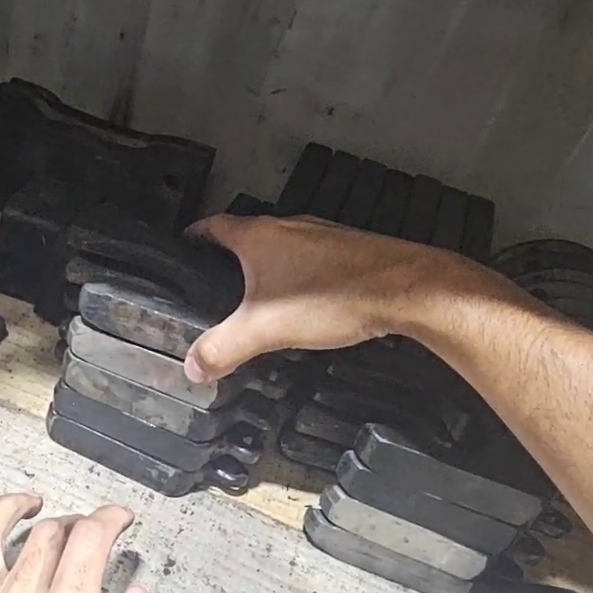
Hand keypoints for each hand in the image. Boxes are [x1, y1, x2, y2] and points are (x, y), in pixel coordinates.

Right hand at [184, 214, 510, 380]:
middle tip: (217, 281)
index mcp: (259, 237)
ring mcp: (321, 236)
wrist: (407, 289)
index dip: (195, 236)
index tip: (185, 245)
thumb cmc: (335, 296)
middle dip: (230, 257)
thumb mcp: (265, 330)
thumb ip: (223, 349)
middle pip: (247, 235)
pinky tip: (305, 301)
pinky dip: (299, 275)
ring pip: (281, 246)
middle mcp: (289, 227)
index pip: (214, 225)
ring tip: (257, 296)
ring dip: (267, 265)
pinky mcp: (348, 250)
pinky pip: (311, 258)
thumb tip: (192, 366)